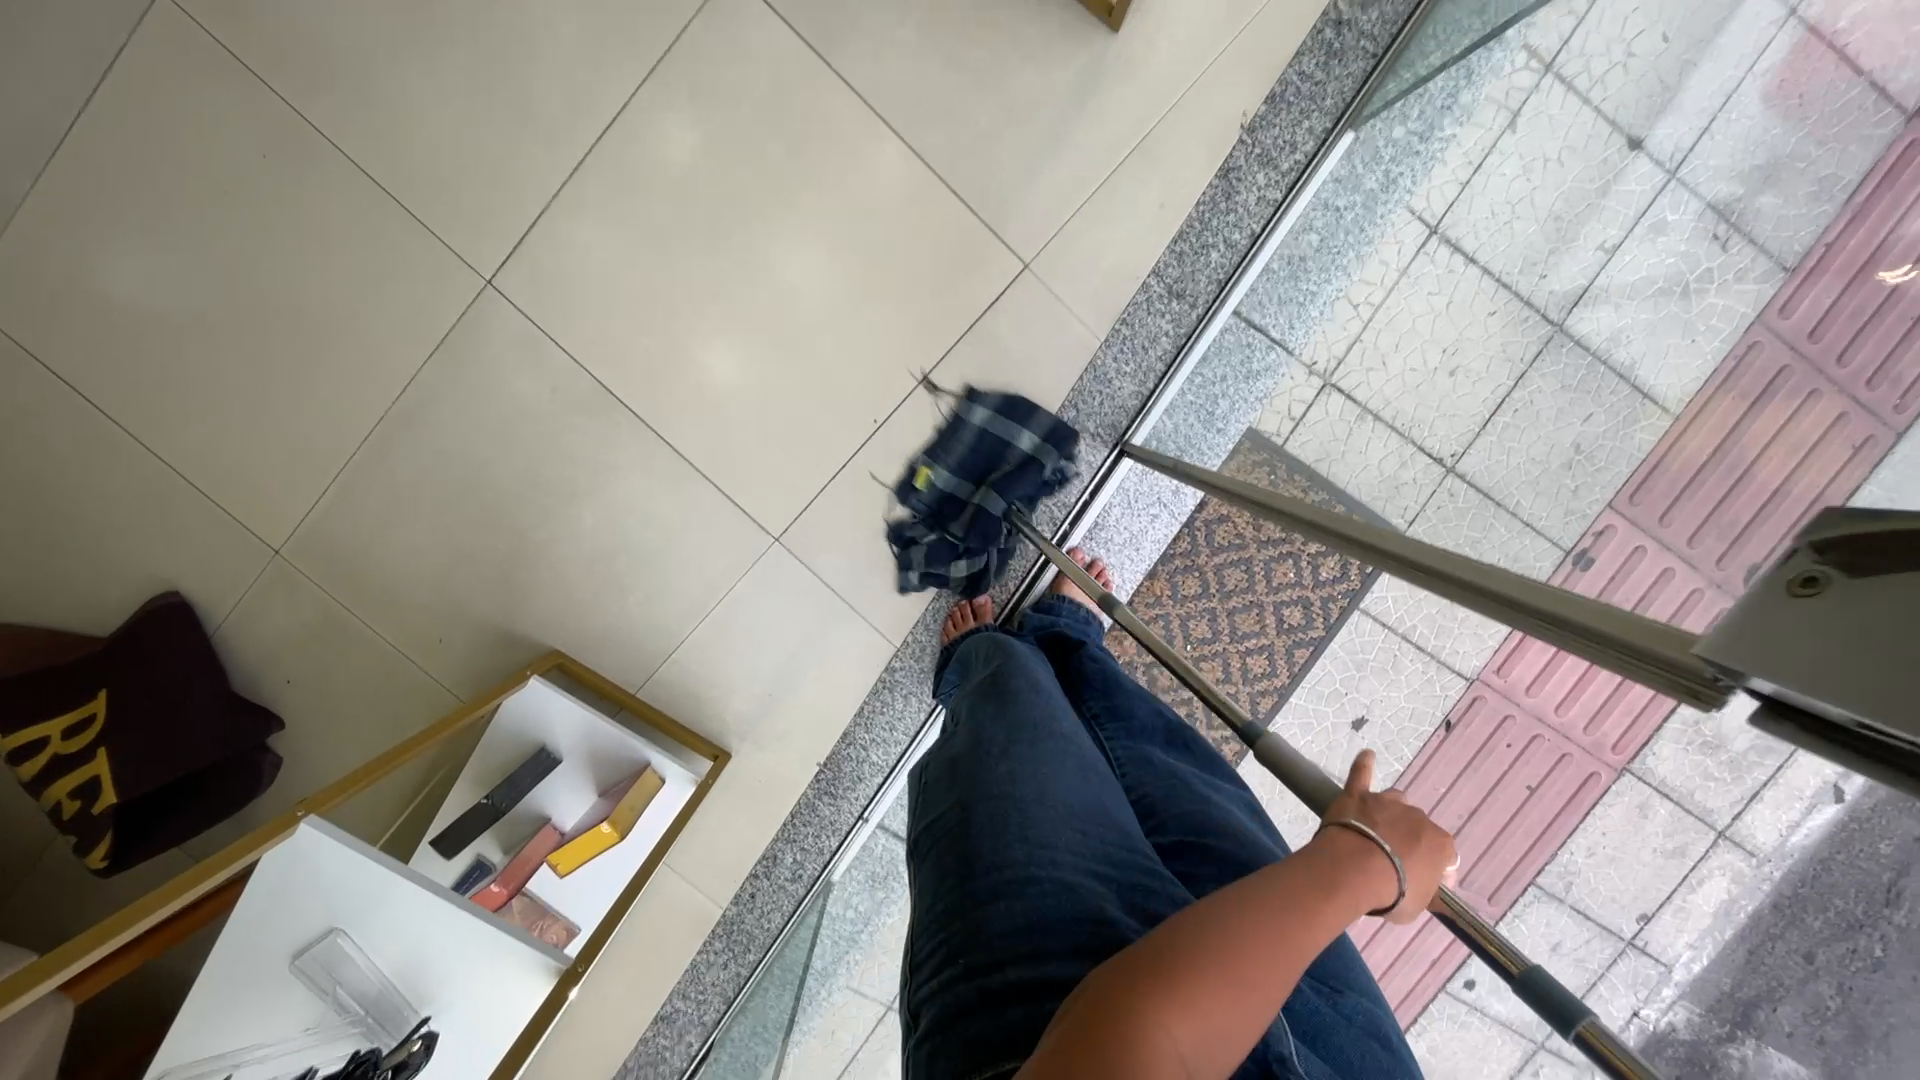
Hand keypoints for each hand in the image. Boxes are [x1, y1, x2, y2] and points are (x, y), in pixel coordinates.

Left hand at [1314, 749, 1456, 923]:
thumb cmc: (1391, 892)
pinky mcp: (1356, 795)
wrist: (1353, 869)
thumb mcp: (1418, 905)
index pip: (1446, 855)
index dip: (1435, 869)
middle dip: (1408, 840)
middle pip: (1417, 826)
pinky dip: (1363, 765)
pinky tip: (1367, 754)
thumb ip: (1425, 891)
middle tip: (1392, 859)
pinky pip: (1361, 774)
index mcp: (1441, 844)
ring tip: (1379, 826)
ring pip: (1395, 800)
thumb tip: (1425, 888)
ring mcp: (1386, 803)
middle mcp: (1417, 817)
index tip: (1422, 882)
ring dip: (1390, 811)